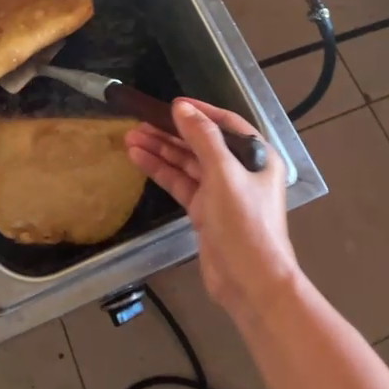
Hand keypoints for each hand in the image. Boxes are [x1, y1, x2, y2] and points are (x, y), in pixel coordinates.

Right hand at [126, 98, 297, 318]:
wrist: (251, 283)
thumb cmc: (245, 223)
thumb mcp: (224, 174)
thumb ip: (202, 138)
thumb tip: (181, 107)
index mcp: (257, 156)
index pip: (226, 123)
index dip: (199, 112)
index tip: (171, 104)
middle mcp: (240, 170)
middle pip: (202, 142)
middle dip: (172, 132)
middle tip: (141, 121)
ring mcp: (222, 192)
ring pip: (187, 162)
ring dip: (161, 149)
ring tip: (131, 136)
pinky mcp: (205, 211)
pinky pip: (180, 183)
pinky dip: (161, 170)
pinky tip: (139, 158)